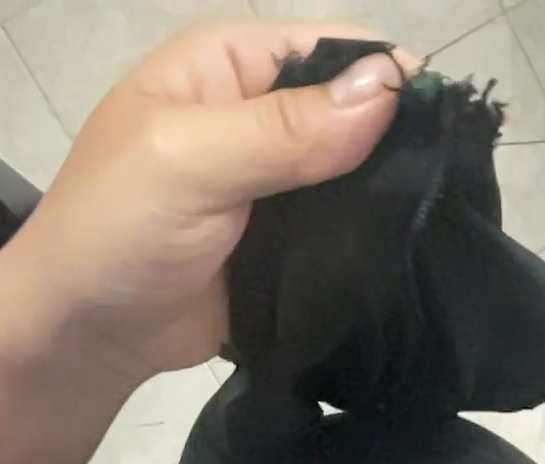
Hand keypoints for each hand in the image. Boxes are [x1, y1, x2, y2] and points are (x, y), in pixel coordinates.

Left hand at [0, 21, 413, 389]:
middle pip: (349, 115)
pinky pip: (341, 234)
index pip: (328, 50)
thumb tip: (387, 89)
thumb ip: (284, 129)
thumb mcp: (190, 161)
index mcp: (229, 69)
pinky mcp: (286, 247)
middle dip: (396, 143)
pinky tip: (406, 256)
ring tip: (442, 224)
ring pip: (352, 179)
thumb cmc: (119, 231)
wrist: (91, 333)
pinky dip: (369, 243)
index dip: (384, 77)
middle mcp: (259, 119)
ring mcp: (276, 189)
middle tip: (453, 185)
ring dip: (389, 200)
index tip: (446, 124)